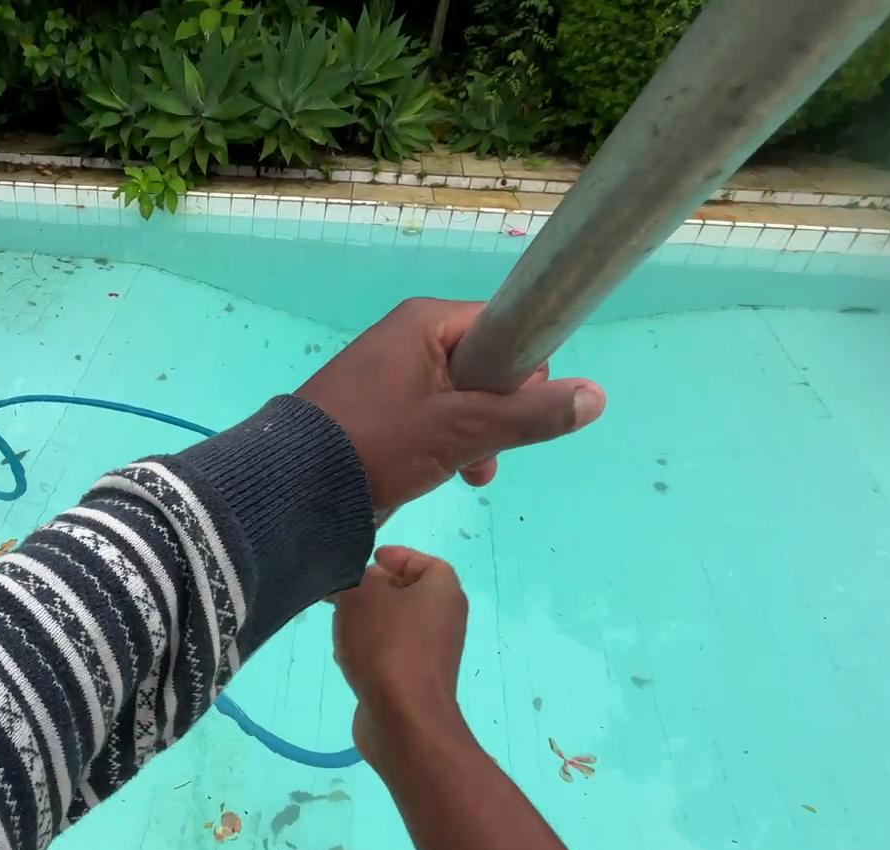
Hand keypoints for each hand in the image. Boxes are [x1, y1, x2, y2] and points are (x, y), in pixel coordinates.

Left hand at [295, 298, 605, 511]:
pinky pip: (425, 416)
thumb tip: (596, 396)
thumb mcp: (461, 429)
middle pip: (481, 367)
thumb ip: (528, 414)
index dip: (524, 370)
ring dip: (472, 436)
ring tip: (470, 473)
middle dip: (497, 414)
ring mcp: (383, 375)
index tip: (522, 411)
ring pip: (455, 398)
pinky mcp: (370, 409)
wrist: (294, 485)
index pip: (502, 327)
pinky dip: (440, 443)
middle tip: (489, 452)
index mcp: (424, 324)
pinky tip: (444, 474)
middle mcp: (404, 340)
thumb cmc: (379, 443)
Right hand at [332, 545, 470, 770]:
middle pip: (407, 593)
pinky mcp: (415, 680)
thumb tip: (359, 581)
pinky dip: (368, 649)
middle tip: (342, 590)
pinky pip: (390, 653)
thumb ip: (356, 577)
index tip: (370, 559)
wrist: (403, 718)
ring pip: (395, 624)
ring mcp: (432, 653)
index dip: (398, 557)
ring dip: (366, 621)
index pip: (425, 561)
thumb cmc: (385, 645)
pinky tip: (345, 657)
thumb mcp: (362, 595)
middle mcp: (444, 619)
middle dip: (373, 590)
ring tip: (338, 622)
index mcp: (442, 591)